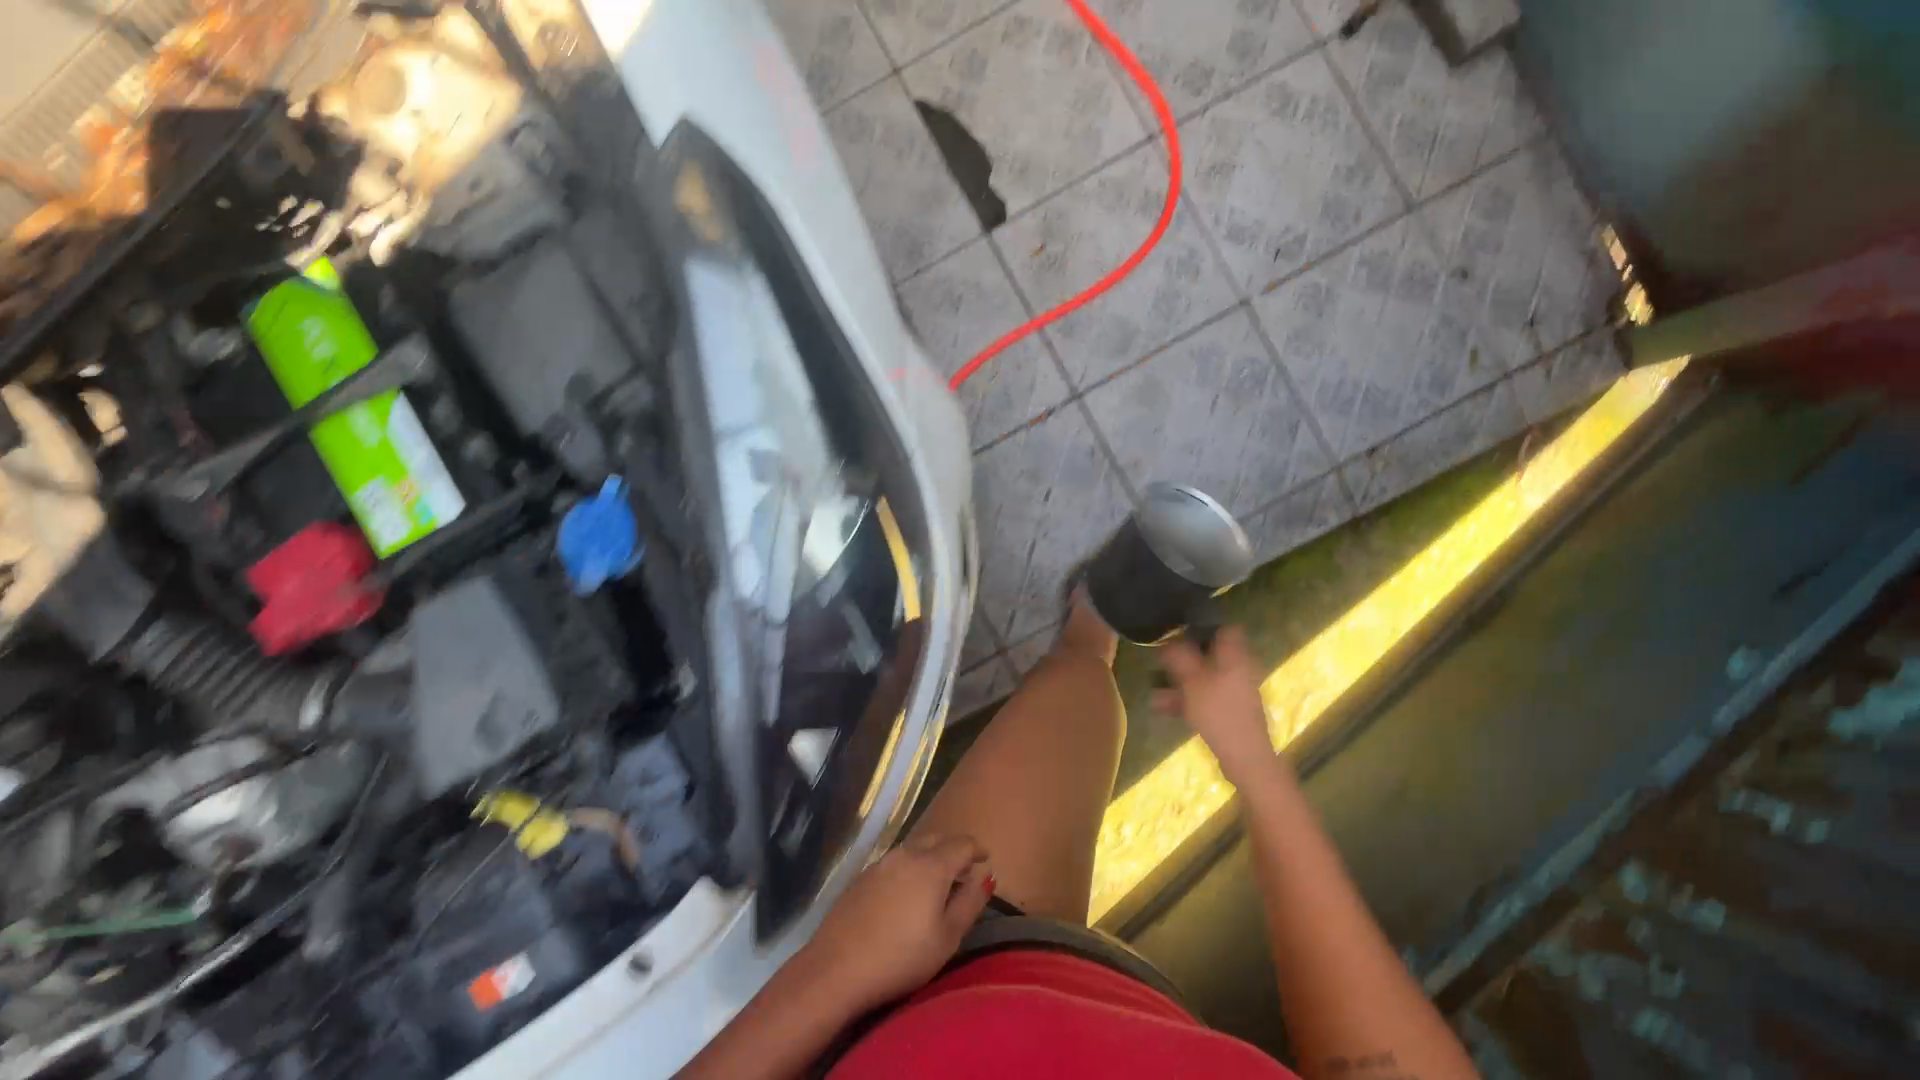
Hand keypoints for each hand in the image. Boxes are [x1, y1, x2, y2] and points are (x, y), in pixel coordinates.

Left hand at [794, 833, 993, 1012]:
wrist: (837, 969)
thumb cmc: (902, 957)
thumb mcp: (947, 937)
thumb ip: (970, 903)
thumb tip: (986, 876)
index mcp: (931, 866)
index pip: (962, 844)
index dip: (977, 849)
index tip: (986, 858)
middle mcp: (905, 855)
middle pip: (935, 838)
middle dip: (953, 849)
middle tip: (964, 870)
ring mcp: (879, 864)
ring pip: (912, 849)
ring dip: (929, 857)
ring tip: (937, 883)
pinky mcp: (860, 878)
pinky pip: (894, 863)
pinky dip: (908, 868)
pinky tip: (906, 893)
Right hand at [1154, 626, 1282, 786]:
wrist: (1243, 755)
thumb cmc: (1218, 711)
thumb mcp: (1191, 681)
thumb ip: (1178, 657)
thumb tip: (1168, 640)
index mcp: (1235, 656)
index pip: (1225, 629)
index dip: (1203, 627)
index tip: (1181, 632)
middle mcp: (1238, 670)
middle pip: (1210, 655)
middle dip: (1184, 660)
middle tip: (1162, 663)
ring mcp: (1235, 692)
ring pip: (1204, 679)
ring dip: (1180, 683)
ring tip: (1155, 692)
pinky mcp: (1230, 712)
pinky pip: (1205, 699)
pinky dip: (1186, 701)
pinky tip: (1163, 708)